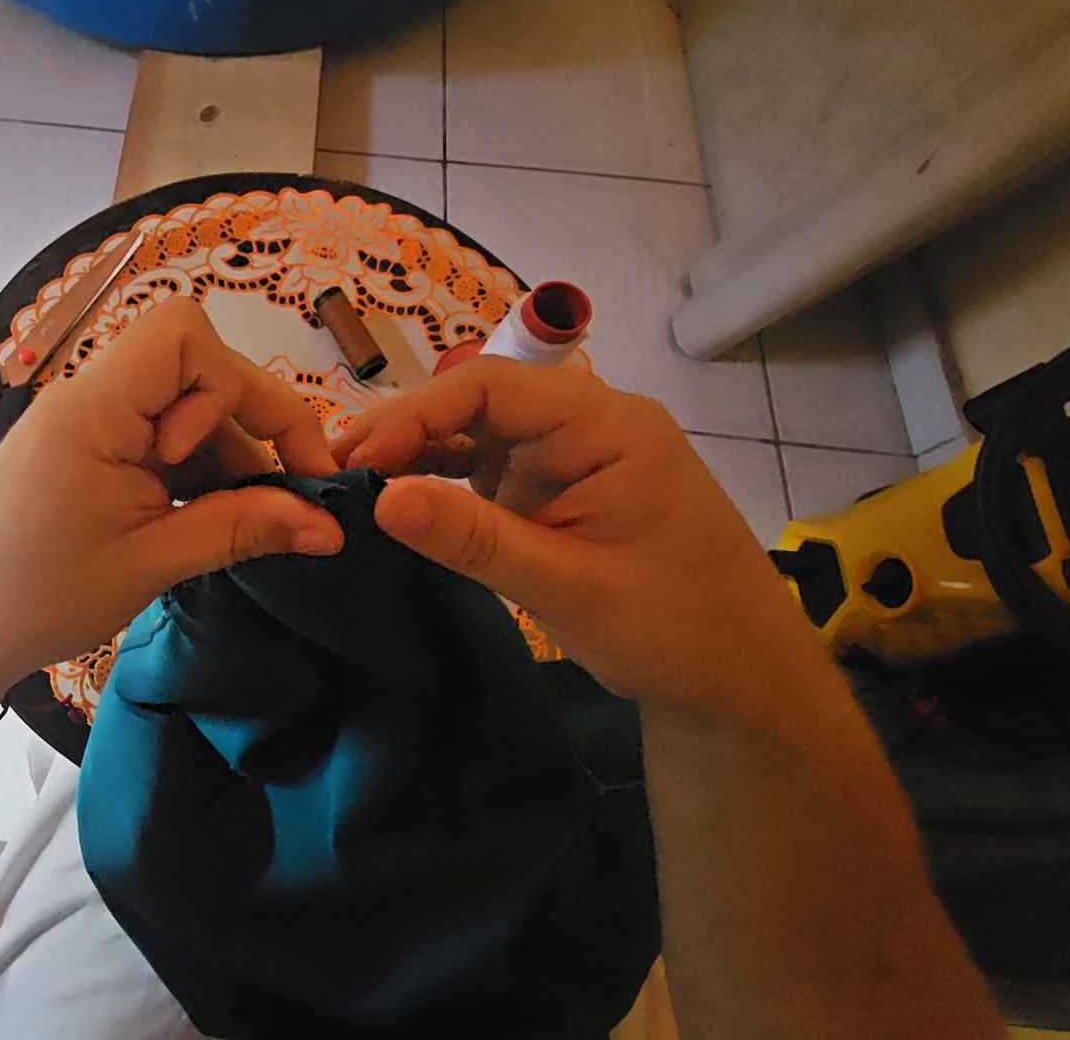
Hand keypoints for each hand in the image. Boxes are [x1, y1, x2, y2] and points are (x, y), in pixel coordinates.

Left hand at [0, 296, 343, 731]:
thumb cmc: (41, 599)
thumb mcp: (152, 563)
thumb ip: (243, 530)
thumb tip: (329, 526)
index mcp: (93, 409)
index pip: (182, 334)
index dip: (227, 385)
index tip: (229, 459)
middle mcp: (90, 399)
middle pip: (194, 368)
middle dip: (251, 424)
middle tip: (291, 497)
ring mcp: (88, 424)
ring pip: (184, 407)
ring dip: (228, 455)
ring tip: (249, 522)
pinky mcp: (88, 451)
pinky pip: (159, 438)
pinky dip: (196, 471)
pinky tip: (209, 517)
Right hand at [334, 357, 827, 712]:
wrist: (733, 682)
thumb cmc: (674, 630)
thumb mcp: (569, 586)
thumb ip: (473, 539)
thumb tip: (382, 500)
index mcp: (606, 427)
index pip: (492, 386)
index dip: (416, 415)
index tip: (360, 462)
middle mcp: (583, 426)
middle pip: (475, 403)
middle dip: (403, 431)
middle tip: (336, 470)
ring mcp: (564, 457)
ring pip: (472, 433)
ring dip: (412, 454)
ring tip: (352, 481)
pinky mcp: (549, 489)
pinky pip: (481, 469)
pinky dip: (436, 481)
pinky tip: (396, 498)